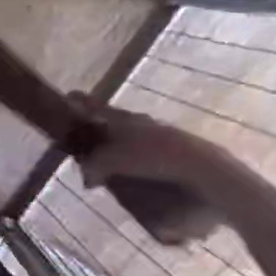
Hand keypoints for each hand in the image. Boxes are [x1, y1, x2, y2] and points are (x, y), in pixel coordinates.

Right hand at [68, 96, 237, 243]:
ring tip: (115, 161)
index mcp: (125, 118)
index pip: (96, 106)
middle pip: (116, 119)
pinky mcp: (181, 151)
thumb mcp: (115, 163)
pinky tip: (141, 172)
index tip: (69, 97)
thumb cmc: (154, 158)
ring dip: (123, 144)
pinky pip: (152, 150)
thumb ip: (95, 167)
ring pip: (136, 134)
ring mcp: (164, 134)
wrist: (206, 170)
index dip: (81, 101)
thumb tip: (87, 178)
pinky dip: (141, 157)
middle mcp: (143, 121)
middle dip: (102, 126)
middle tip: (90, 139)